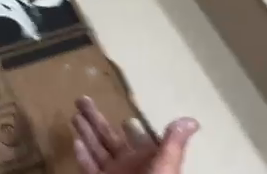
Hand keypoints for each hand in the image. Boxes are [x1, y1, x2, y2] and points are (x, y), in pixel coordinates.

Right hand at [73, 97, 197, 173]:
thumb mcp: (166, 170)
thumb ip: (173, 146)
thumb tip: (192, 120)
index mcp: (148, 163)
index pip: (138, 141)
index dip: (132, 128)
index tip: (124, 113)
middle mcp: (130, 168)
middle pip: (110, 139)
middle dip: (97, 119)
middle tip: (82, 99)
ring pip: (97, 150)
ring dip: (86, 133)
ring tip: (74, 115)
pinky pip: (89, 168)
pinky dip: (82, 156)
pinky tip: (75, 142)